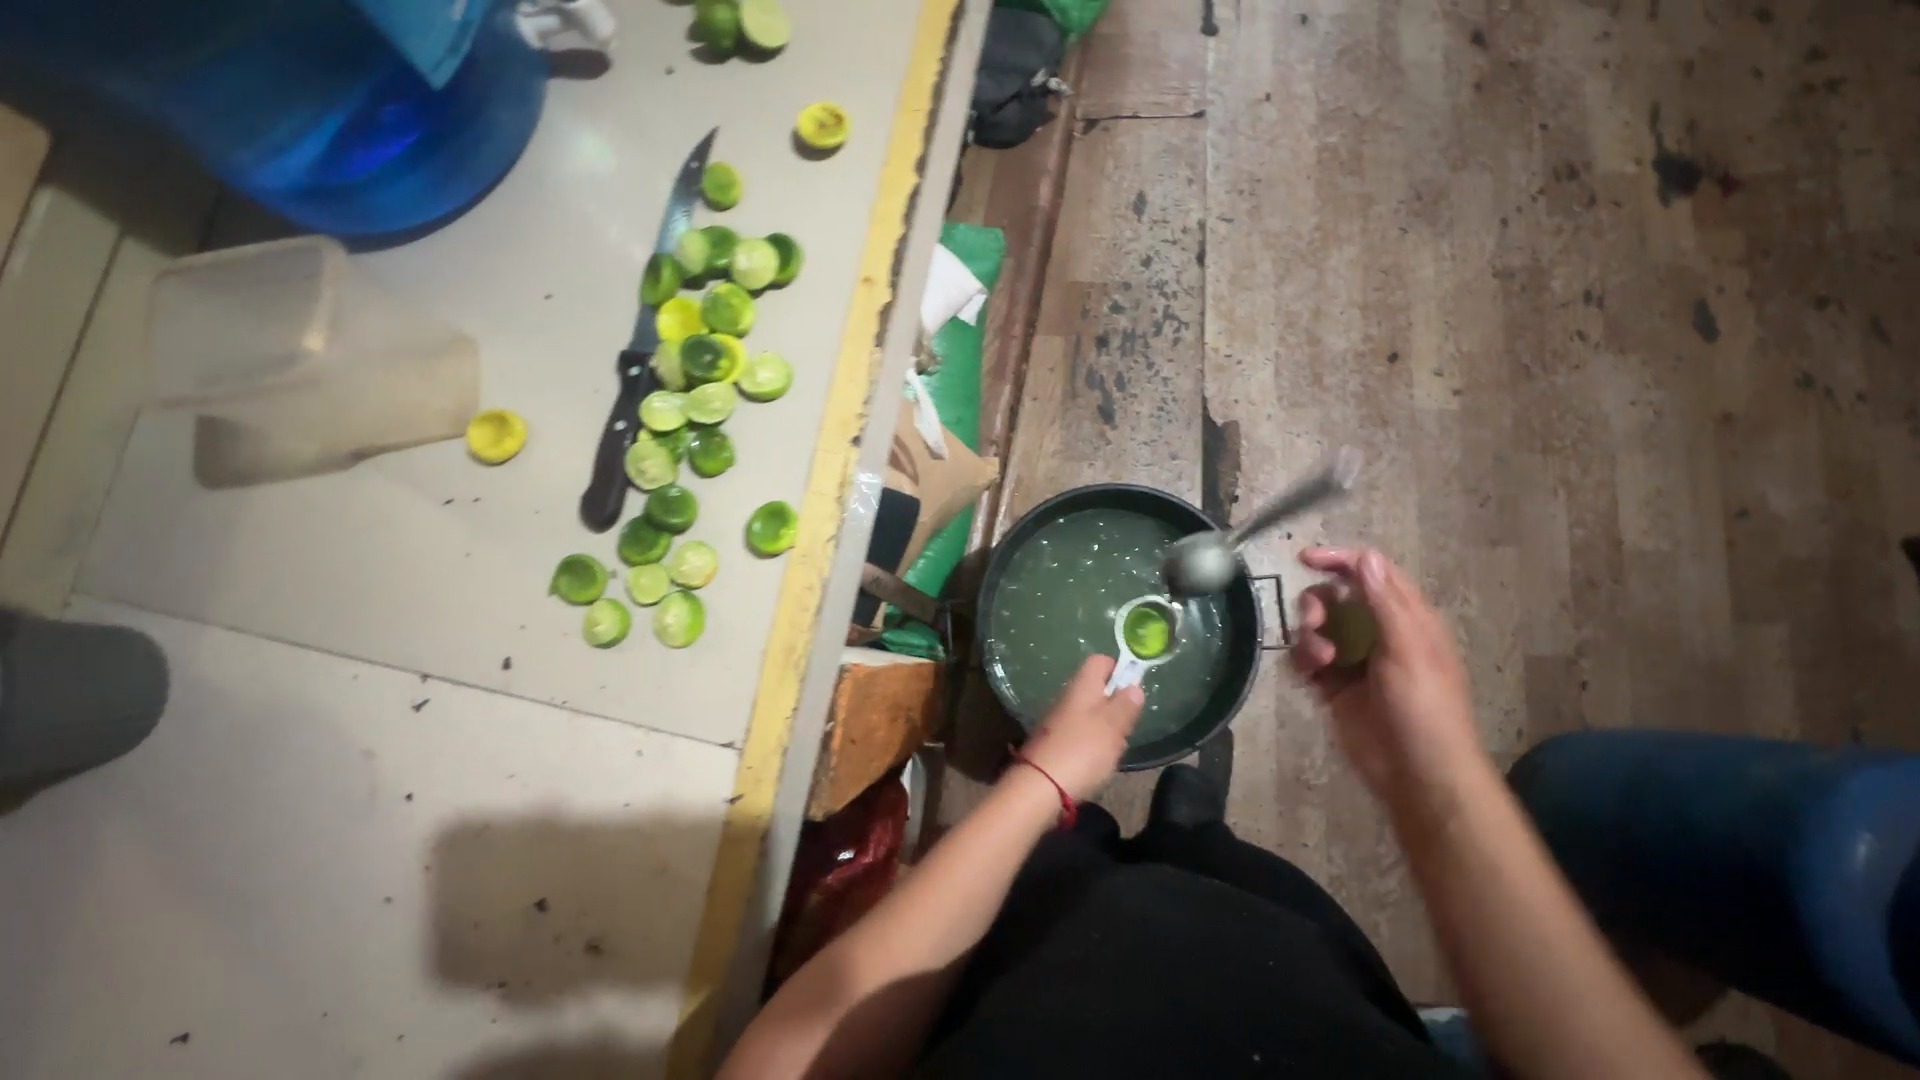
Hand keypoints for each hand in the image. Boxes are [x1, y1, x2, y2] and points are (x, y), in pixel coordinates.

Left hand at [1015, 656, 1144, 799]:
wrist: (1038, 787)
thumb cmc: (1082, 751)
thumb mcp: (1112, 726)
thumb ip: (1125, 705)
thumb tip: (1133, 686)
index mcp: (1081, 686)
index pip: (1099, 661)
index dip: (1118, 669)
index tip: (1133, 690)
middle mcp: (1066, 698)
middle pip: (1095, 689)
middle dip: (1115, 704)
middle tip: (1128, 726)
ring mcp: (1057, 722)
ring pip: (1089, 714)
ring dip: (1105, 728)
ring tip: (1115, 749)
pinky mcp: (1053, 744)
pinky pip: (1079, 735)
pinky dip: (1092, 745)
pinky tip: (1097, 763)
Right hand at [1291, 547, 1486, 804]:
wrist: (1417, 774)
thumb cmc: (1424, 709)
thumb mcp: (1408, 650)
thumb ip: (1385, 602)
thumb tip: (1366, 558)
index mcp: (1407, 618)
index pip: (1372, 571)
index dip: (1341, 560)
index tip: (1305, 559)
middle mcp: (1379, 633)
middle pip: (1335, 597)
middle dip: (1316, 603)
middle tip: (1313, 623)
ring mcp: (1355, 660)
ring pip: (1317, 628)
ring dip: (1308, 637)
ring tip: (1318, 663)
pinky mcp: (1335, 687)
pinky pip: (1307, 661)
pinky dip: (1301, 663)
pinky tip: (1308, 678)